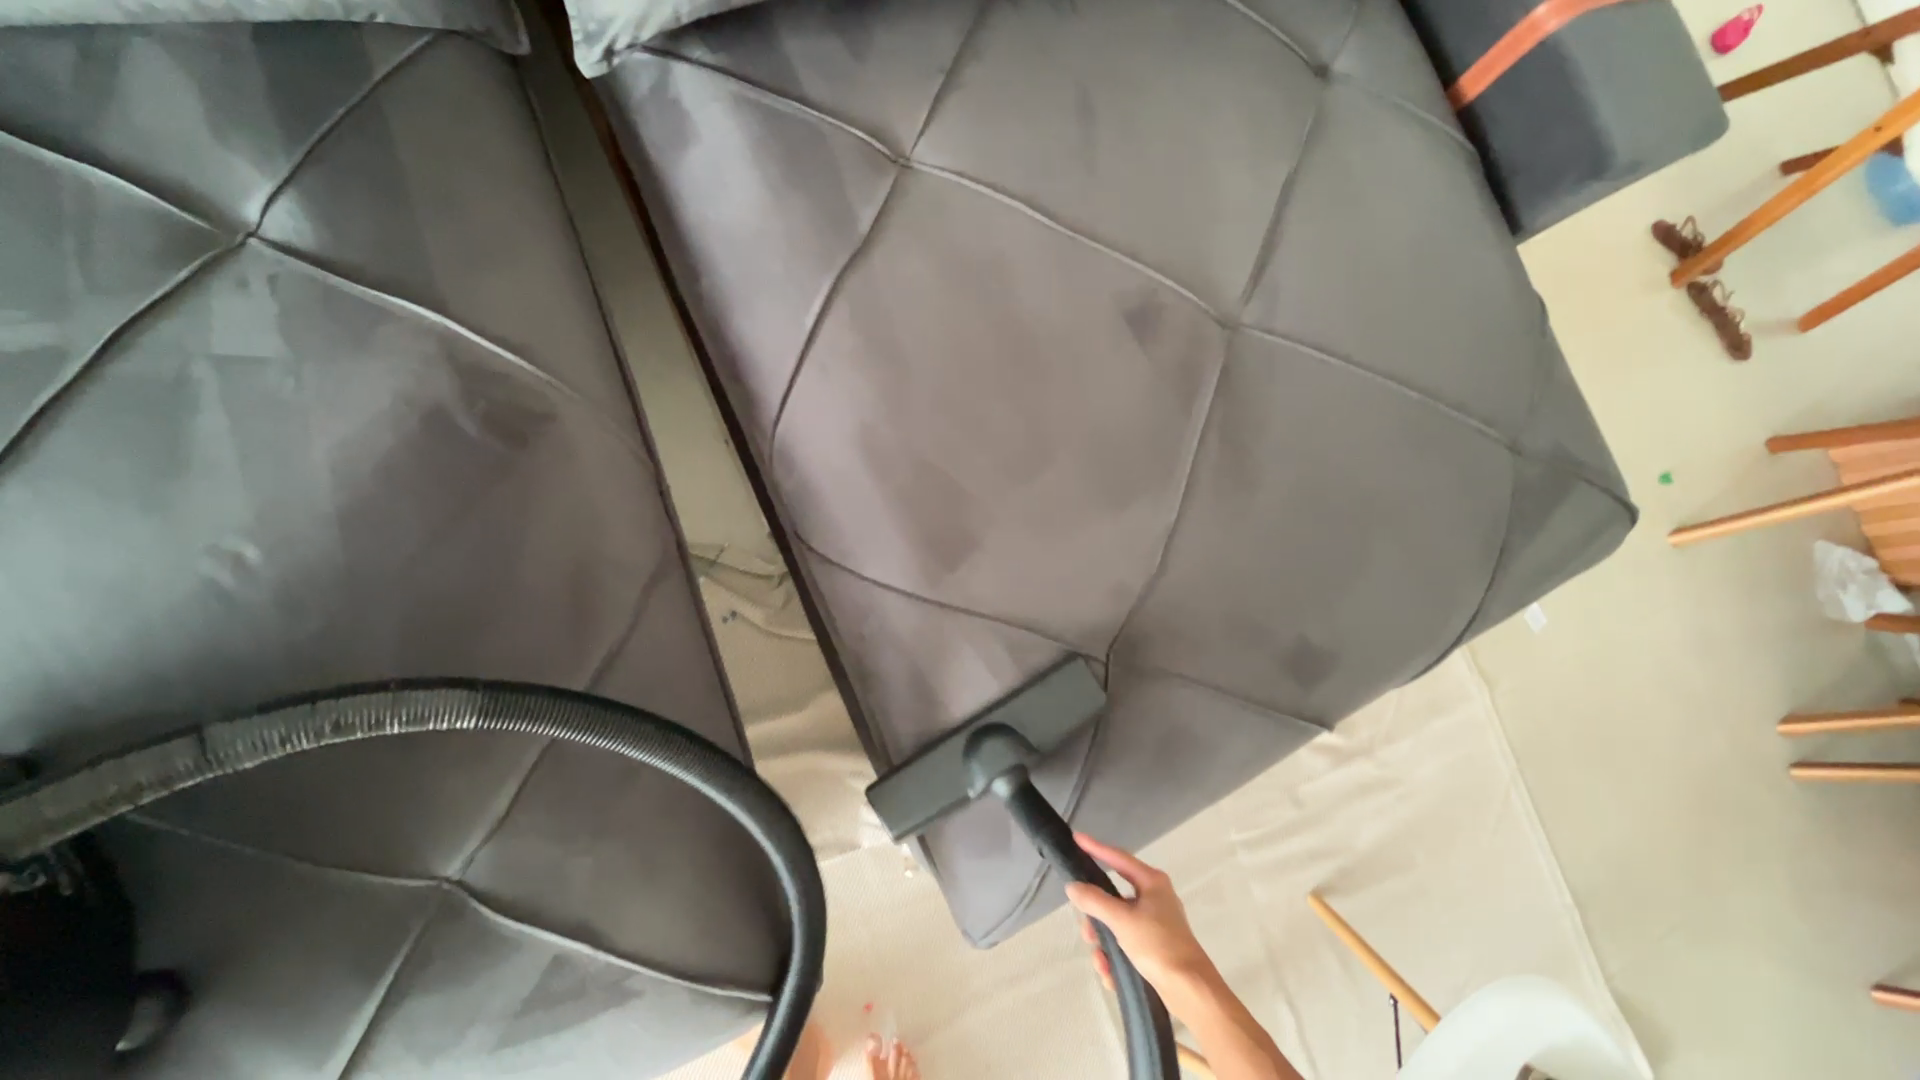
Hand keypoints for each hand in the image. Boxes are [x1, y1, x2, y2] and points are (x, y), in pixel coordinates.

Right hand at [1064, 833, 1216, 1002]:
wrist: (1190, 989)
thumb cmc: (1158, 945)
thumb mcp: (1122, 920)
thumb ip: (1094, 901)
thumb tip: (1073, 886)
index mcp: (1152, 883)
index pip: (1118, 858)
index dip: (1095, 848)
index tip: (1076, 838)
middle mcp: (1153, 899)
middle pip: (1112, 898)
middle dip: (1097, 918)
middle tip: (1088, 932)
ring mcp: (1154, 924)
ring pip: (1115, 925)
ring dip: (1104, 943)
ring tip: (1101, 961)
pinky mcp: (1153, 948)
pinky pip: (1124, 945)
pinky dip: (1115, 959)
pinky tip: (1110, 974)